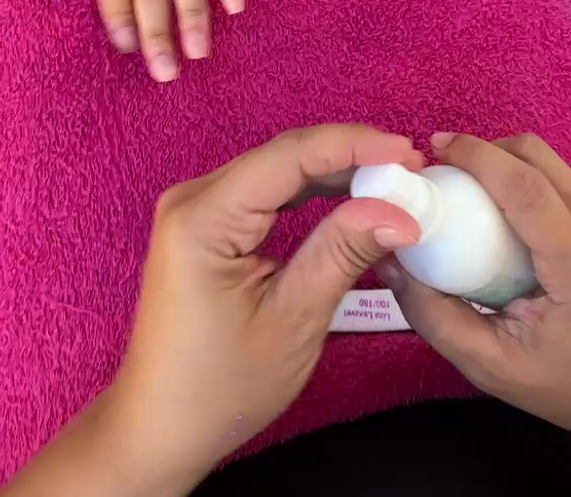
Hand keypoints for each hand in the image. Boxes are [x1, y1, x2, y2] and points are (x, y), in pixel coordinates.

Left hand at [95, 125, 424, 488]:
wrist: (160, 426)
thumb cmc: (222, 386)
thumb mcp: (294, 320)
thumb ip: (342, 253)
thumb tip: (399, 212)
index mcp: (203, 217)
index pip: (287, 157)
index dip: (351, 145)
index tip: (407, 151)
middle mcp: (194, 197)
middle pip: (282, 157)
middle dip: (348, 155)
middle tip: (410, 167)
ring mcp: (197, 207)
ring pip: (277, 170)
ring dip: (333, 170)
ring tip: (391, 177)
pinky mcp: (207, 221)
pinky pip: (266, 191)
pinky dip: (310, 190)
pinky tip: (349, 192)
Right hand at [377, 132, 570, 449]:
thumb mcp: (492, 367)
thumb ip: (435, 317)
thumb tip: (390, 263)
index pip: (527, 188)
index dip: (478, 156)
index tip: (434, 147)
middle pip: (536, 156)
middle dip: (483, 150)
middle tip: (442, 172)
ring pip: (547, 160)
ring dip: (502, 160)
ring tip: (466, 190)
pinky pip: (557, 177)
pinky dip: (521, 176)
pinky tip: (500, 211)